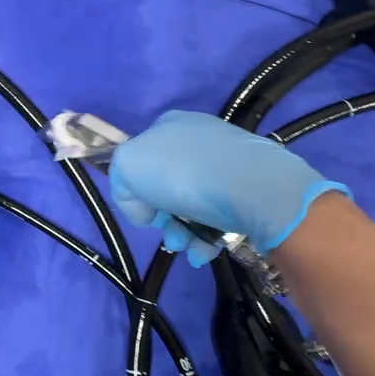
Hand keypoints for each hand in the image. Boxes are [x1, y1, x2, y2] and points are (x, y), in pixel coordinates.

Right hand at [107, 110, 349, 264]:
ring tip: (190, 249)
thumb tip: (145, 206)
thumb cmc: (182, 174)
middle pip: (165, 187)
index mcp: (167, 125)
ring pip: (191, 205)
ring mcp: (227, 161)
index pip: (140, 160)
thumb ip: (121, 181)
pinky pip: (220, 213)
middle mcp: (197, 139)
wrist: (254, 189)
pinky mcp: (252, 184)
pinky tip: (207, 250)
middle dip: (163, 220)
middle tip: (170, 238)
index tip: (147, 213)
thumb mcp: (127, 166)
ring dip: (183, 233)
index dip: (137, 191)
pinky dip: (208, 235)